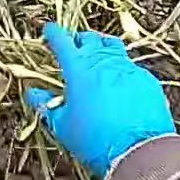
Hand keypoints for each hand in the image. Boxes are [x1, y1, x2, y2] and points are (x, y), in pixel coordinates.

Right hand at [27, 24, 175, 176]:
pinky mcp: (145, 77)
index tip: (49, 30)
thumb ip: (47, 106)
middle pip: (89, 38)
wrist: (139, 150)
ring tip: (96, 54)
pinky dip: (120, 67)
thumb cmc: (95, 139)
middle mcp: (103, 60)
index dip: (54, 34)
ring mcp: (127, 66)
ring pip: (112, 45)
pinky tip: (118, 81)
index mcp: (78, 69)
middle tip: (73, 46)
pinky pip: (130, 65)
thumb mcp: (63, 126)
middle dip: (78, 39)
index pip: (62, 41)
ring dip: (101, 46)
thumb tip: (33, 93)